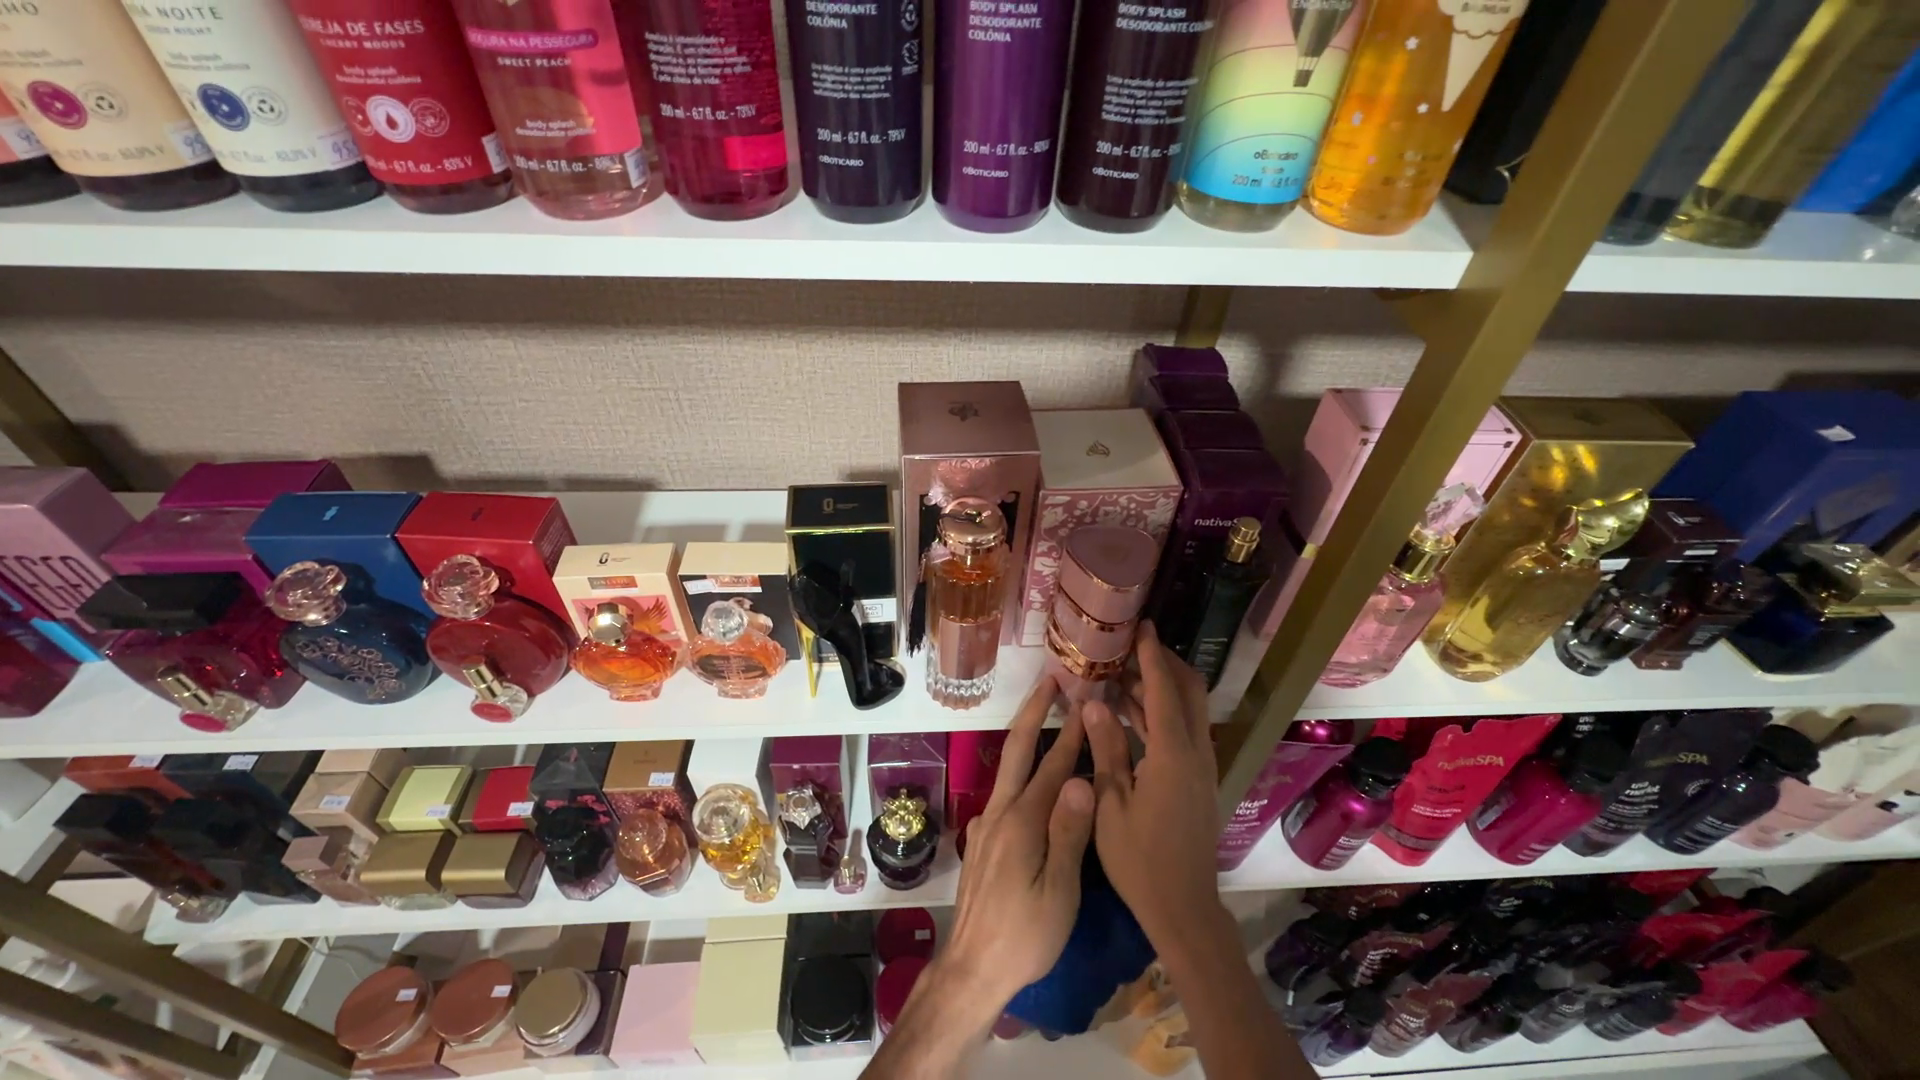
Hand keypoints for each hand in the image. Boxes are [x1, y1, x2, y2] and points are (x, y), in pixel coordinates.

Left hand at [936, 676, 1095, 1009]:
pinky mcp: (982, 841)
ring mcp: (987, 826)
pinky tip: (1030, 777)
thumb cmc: (1025, 936)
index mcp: (1022, 822)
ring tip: (1044, 716)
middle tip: (1050, 682)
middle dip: (1034, 713)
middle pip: (1017, 751)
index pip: (1052, 766)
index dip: (1071, 733)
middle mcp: (999, 813)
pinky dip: (1020, 770)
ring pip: (1008, 769)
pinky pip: (1004, 792)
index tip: (1086, 699)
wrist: (973, 968)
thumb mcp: (1059, 892)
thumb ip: (1069, 834)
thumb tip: (1081, 780)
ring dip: (1026, 737)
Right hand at [1085, 620, 1222, 942]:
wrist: (1184, 908)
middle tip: (1129, 647)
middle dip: (1163, 663)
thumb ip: (1106, 750)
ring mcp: (1201, 767)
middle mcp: (1195, 752)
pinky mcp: (1199, 781)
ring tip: (1119, 675)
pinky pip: (1183, 732)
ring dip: (1159, 689)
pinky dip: (1160, 715)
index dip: (1151, 654)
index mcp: (1172, 754)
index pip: (1163, 689)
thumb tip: (1092, 704)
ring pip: (1187, 711)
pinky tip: (1128, 717)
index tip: (1140, 625)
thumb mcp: (1111, 804)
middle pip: (1187, 691)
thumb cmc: (1140, 860)